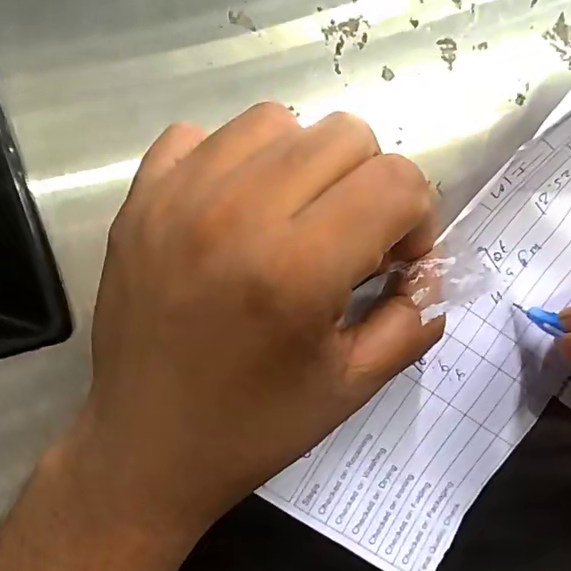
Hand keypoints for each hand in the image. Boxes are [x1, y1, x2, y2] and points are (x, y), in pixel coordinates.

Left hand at [53, 104, 443, 540]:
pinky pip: (201, 134)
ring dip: (304, 162)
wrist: (144, 449)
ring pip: (277, 120)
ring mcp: (179, 197)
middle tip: (348, 241)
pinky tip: (232, 211)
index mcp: (297, 269)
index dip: (417, 220)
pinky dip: (232, 161)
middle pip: (345, 134)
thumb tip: (431, 265)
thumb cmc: (255, 426)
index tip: (393, 264)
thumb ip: (416, 315)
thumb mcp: (356, 384)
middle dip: (369, 184)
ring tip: (291, 219)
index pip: (397, 181)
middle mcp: (237, 214)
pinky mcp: (140, 197)